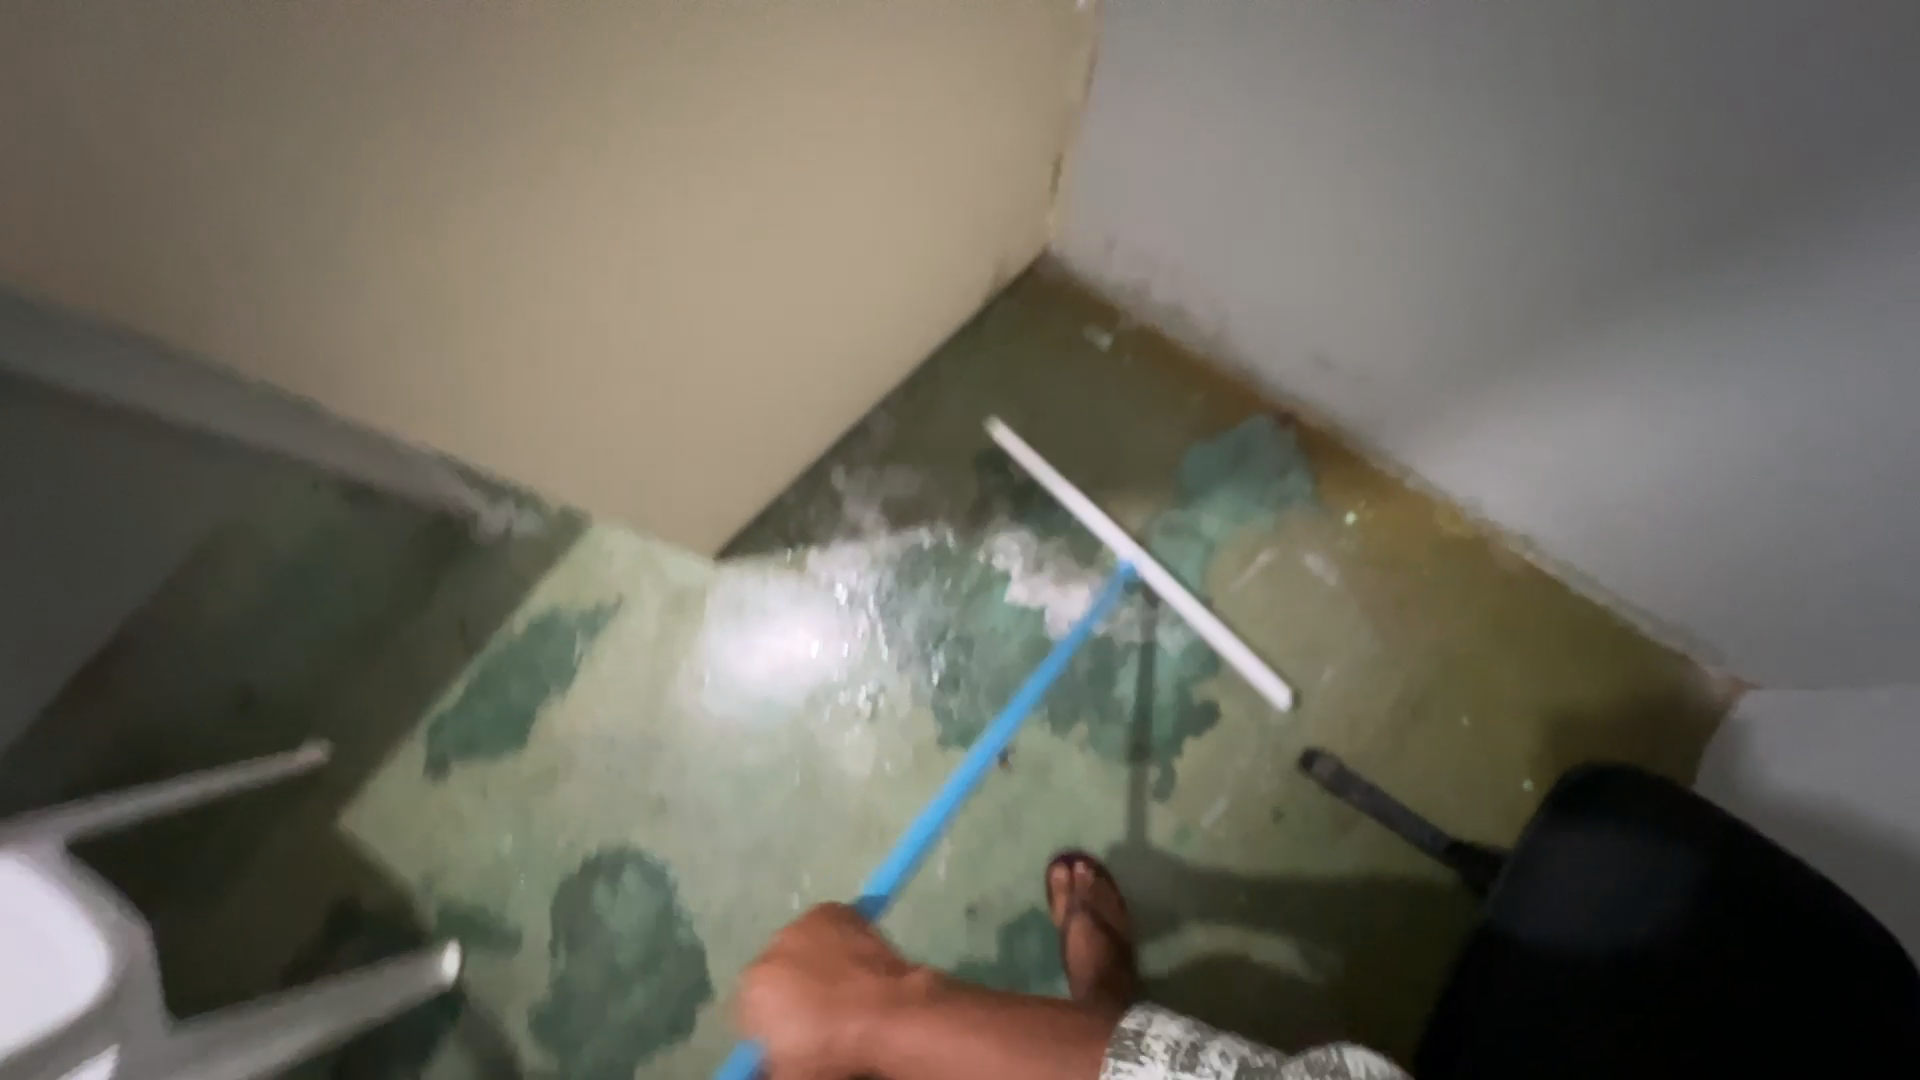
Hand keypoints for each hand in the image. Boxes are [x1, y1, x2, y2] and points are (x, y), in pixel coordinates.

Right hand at [735, 904, 925, 1079]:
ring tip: (837, 984)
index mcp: (751, 987)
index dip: (767, 1025)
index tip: (788, 1036)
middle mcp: (771, 947)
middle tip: (815, 1010)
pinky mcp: (834, 910)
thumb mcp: (789, 1071)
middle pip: (772, 972)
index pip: (747, 1007)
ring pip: (797, 946)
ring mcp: (805, 923)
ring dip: (808, 961)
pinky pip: (824, 927)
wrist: (885, 1011)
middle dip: (787, 989)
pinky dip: (832, 940)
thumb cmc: (832, 1047)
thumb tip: (772, 1059)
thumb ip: (770, 1061)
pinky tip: (850, 962)